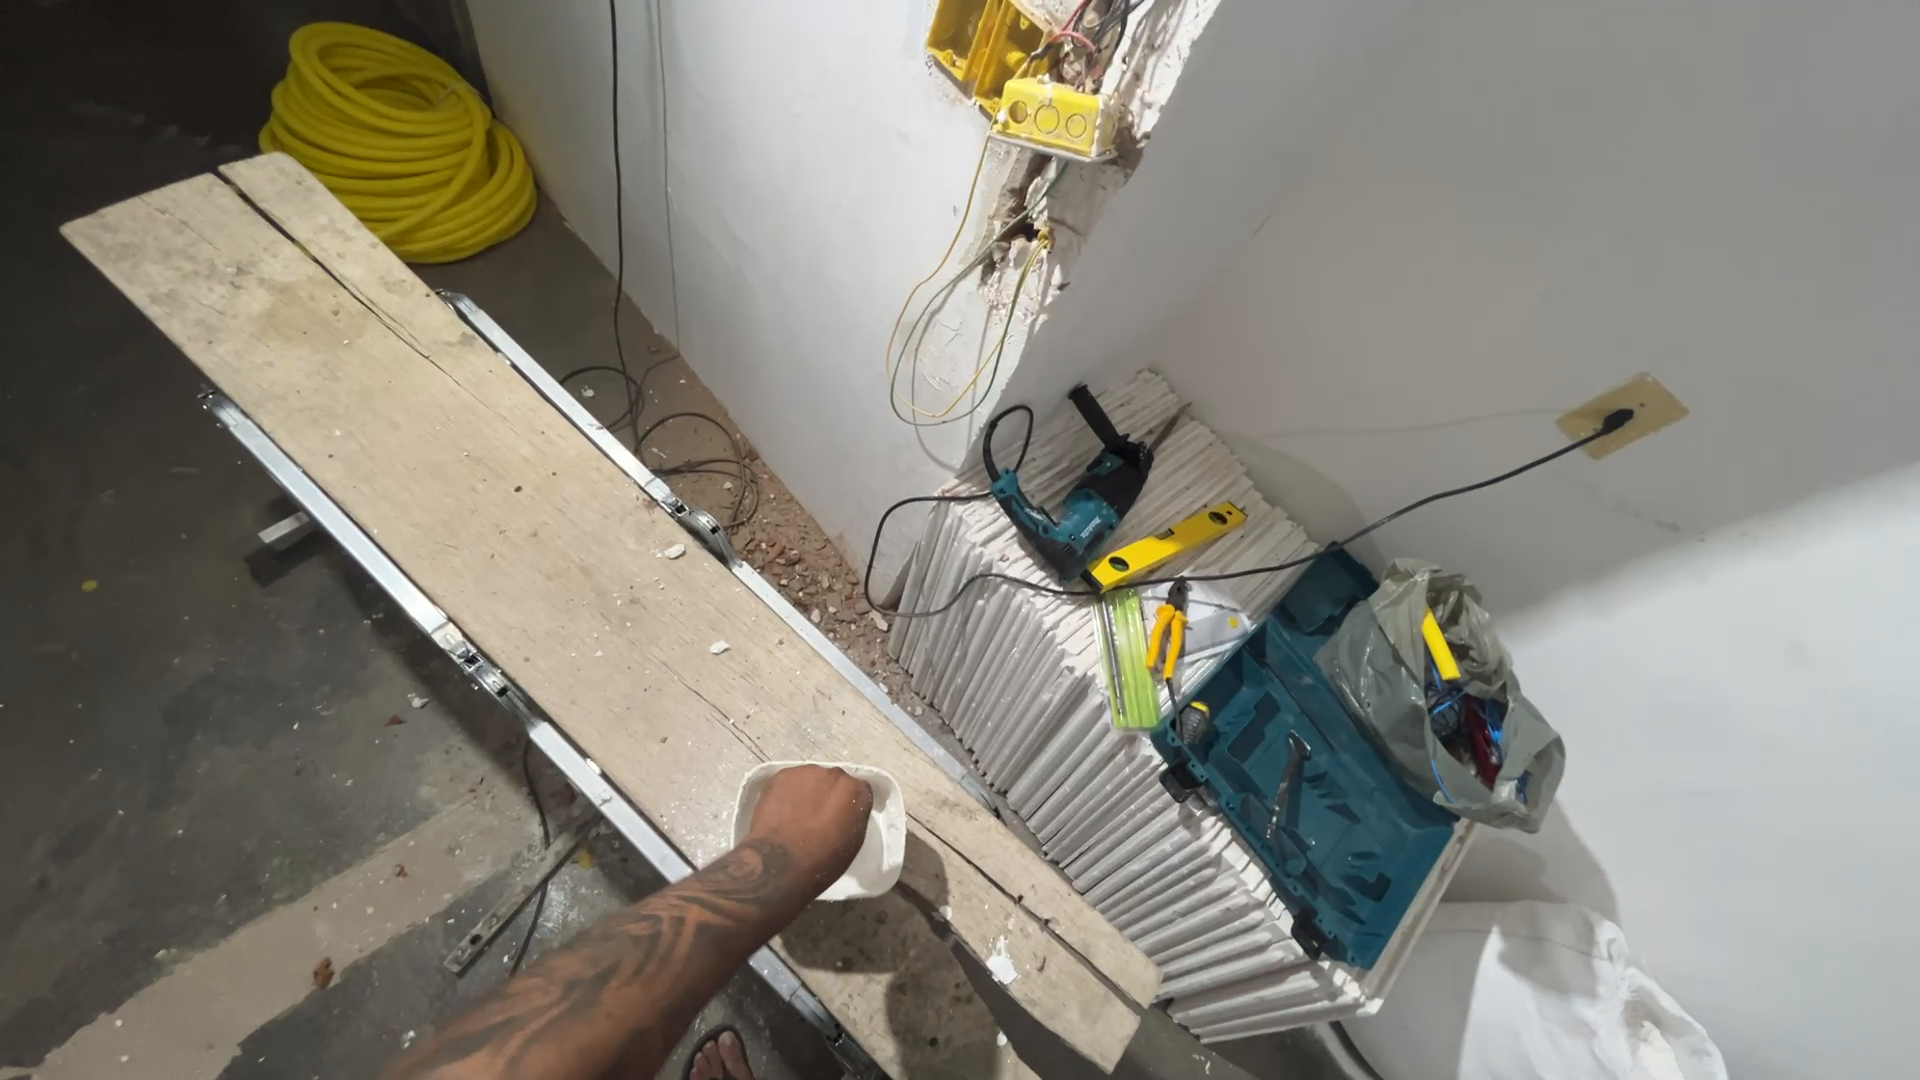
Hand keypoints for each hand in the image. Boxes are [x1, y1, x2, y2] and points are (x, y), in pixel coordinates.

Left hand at [745, 765, 873, 895]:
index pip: (858, 791)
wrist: (778, 863)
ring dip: (807, 792)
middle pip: (834, 781)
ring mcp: (808, 771)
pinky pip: (789, 781)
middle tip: (816, 816)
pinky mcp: (783, 774)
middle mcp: (836, 774)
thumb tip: (845, 812)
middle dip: (827, 795)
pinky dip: (786, 793)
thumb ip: (853, 818)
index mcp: (857, 791)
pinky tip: (780, 811)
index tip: (839, 818)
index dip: (847, 805)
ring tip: (795, 814)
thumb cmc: (821, 861)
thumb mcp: (851, 843)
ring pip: (811, 779)